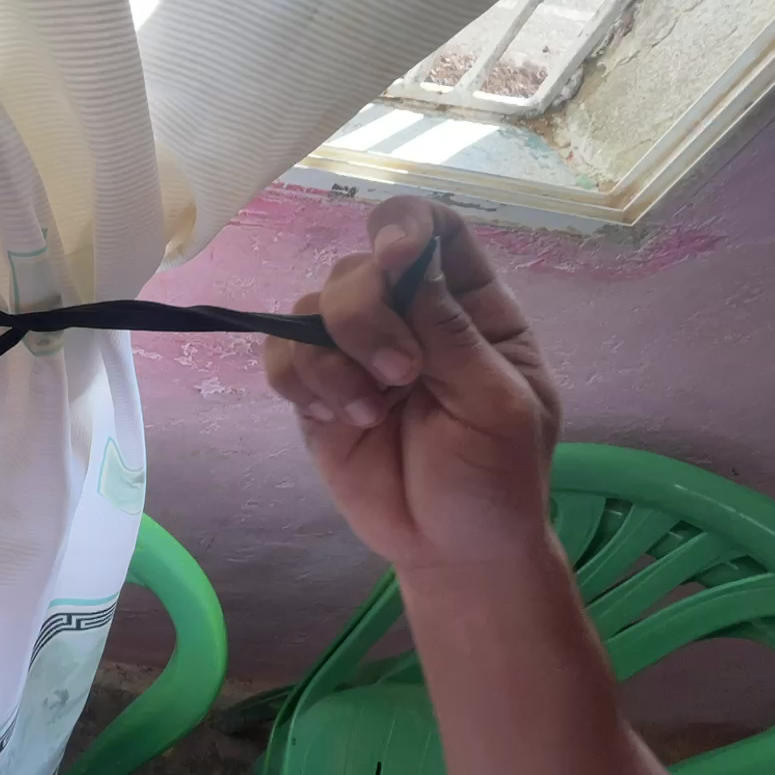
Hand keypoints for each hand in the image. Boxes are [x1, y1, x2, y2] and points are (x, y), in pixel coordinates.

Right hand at [264, 197, 560, 571]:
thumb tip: (405, 259)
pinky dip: (298, 383)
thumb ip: (450, 332)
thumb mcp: (496, 404)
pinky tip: (333, 417)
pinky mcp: (311, 385)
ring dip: (332, 362)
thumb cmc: (494, 478)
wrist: (445, 547)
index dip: (406, 227)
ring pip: (309, 310)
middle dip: (365, 317)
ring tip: (367, 413)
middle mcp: (404, 317)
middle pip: (356, 268)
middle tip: (398, 375)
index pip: (433, 231)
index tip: (394, 259)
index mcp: (467, 308)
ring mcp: (350, 350)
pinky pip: (278, 354)